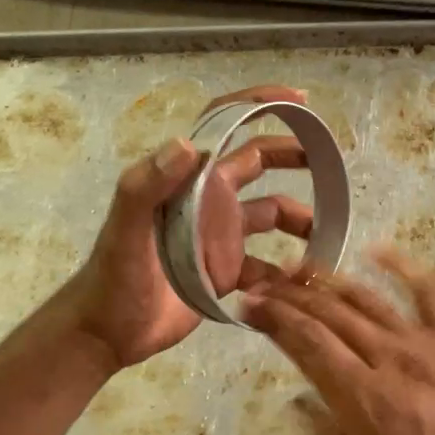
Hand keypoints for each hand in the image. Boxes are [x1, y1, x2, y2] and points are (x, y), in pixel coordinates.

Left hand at [66, 85, 313, 368]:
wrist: (104, 335)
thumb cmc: (113, 278)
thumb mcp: (125, 231)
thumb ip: (146, 187)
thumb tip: (187, 143)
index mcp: (189, 180)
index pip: (224, 126)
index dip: (258, 104)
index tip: (299, 100)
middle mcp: (209, 200)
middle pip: (259, 162)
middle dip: (294, 155)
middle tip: (330, 162)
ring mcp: (220, 235)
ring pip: (272, 214)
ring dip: (301, 219)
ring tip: (328, 234)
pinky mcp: (227, 271)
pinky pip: (268, 263)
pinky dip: (288, 269)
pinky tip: (304, 280)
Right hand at [243, 249, 434, 434]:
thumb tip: (299, 403)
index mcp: (363, 397)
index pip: (309, 343)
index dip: (275, 320)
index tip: (249, 305)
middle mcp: (388, 358)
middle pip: (330, 314)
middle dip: (291, 295)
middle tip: (262, 282)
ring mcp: (422, 342)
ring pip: (367, 299)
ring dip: (330, 279)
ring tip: (299, 267)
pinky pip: (426, 292)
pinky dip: (402, 266)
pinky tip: (376, 249)